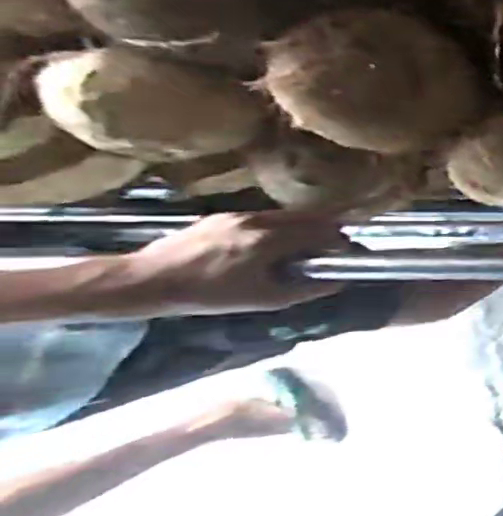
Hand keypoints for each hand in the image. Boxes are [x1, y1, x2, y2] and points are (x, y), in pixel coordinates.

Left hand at [114, 211, 349, 315]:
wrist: (142, 282)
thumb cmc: (206, 295)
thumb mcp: (263, 300)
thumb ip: (306, 289)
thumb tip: (338, 282)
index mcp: (271, 239)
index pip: (324, 231)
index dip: (341, 241)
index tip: (347, 253)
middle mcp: (258, 221)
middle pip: (309, 217)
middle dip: (326, 230)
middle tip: (331, 248)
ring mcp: (237, 216)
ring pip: (287, 215)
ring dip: (302, 227)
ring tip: (302, 246)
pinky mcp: (220, 217)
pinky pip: (263, 217)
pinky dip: (278, 227)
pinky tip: (269, 244)